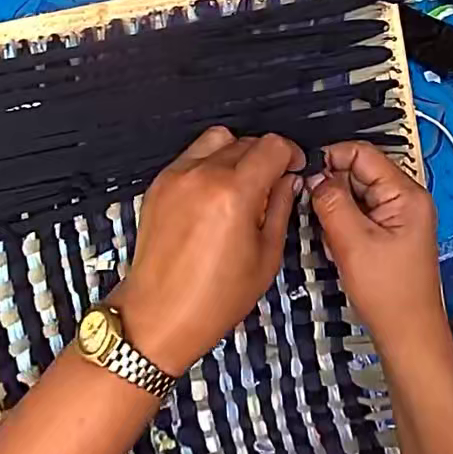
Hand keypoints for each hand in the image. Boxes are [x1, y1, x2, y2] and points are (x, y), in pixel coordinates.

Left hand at [110, 127, 304, 372]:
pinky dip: (209, 164)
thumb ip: (281, 207)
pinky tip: (214, 194)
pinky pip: (193, 155)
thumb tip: (287, 180)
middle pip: (247, 140)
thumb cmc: (213, 298)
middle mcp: (203, 176)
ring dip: (236, 153)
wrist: (159, 315)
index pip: (272, 146)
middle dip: (266, 157)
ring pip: (218, 139)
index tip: (293, 167)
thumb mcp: (266, 256)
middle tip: (271, 185)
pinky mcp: (160, 183)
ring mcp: (177, 176)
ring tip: (240, 185)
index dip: (290, 154)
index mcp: (234, 194)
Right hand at [309, 142, 449, 359]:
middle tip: (316, 214)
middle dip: (332, 189)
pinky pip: (357, 213)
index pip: (363, 153)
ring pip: (353, 194)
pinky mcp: (388, 231)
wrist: (407, 336)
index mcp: (406, 194)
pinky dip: (341, 225)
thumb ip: (332, 202)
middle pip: (357, 172)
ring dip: (335, 210)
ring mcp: (397, 215)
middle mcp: (405, 198)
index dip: (331, 157)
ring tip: (332, 238)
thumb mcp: (353, 242)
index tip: (305, 173)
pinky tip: (339, 246)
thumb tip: (314, 174)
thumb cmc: (389, 294)